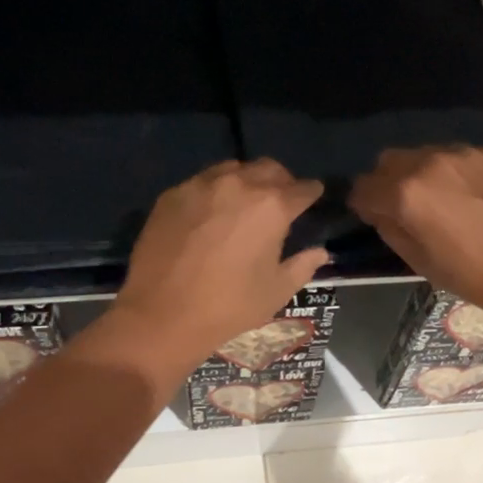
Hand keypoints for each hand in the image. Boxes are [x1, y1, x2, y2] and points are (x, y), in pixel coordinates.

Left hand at [110, 160, 328, 362]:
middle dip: (281, 181)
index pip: (303, 189)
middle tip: (281, 201)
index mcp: (272, 207)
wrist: (162, 314)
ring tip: (245, 204)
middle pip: (269, 169)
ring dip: (247, 181)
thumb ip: (302, 266)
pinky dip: (215, 192)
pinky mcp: (172, 195)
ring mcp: (201, 185)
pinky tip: (212, 215)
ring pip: (233, 169)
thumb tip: (320, 252)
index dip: (312, 194)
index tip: (314, 197)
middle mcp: (239, 184)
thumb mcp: (275, 292)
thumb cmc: (229, 307)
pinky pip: (202, 183)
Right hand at [350, 147, 482, 328]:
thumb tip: (380, 213)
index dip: (363, 205)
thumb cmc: (473, 277)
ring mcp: (463, 154)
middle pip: (389, 161)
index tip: (372, 218)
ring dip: (420, 175)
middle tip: (401, 210)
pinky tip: (468, 199)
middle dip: (387, 183)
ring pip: (423, 155)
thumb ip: (392, 230)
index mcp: (406, 194)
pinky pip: (456, 157)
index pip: (364, 187)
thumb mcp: (420, 262)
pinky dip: (450, 173)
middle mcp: (429, 163)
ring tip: (438, 204)